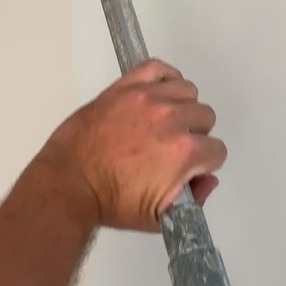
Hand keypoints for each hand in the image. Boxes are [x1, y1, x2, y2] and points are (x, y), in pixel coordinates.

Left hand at [32, 59, 226, 231]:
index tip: (188, 168)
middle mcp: (172, 120)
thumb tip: (205, 181)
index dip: (204, 163)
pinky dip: (164, 78)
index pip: (216, 150)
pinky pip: (158, 68)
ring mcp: (148, 99)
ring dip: (182, 106)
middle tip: (172, 148)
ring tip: (162, 123)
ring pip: (187, 91)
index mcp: (184, 152)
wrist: (68, 185)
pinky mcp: (125, 88)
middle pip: (204, 117)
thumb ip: (193, 199)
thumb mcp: (159, 217)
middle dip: (194, 134)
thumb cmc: (110, 202)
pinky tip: (158, 95)